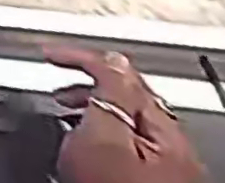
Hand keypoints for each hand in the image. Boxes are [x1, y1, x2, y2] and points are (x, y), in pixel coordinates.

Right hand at [45, 46, 205, 182]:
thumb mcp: (103, 136)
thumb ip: (110, 93)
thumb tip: (113, 58)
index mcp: (165, 133)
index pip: (122, 75)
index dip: (81, 58)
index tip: (50, 55)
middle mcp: (174, 149)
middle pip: (129, 96)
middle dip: (87, 82)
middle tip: (56, 81)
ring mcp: (167, 168)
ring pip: (127, 118)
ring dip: (91, 104)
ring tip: (64, 108)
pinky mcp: (154, 181)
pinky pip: (127, 139)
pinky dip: (100, 128)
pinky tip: (85, 139)